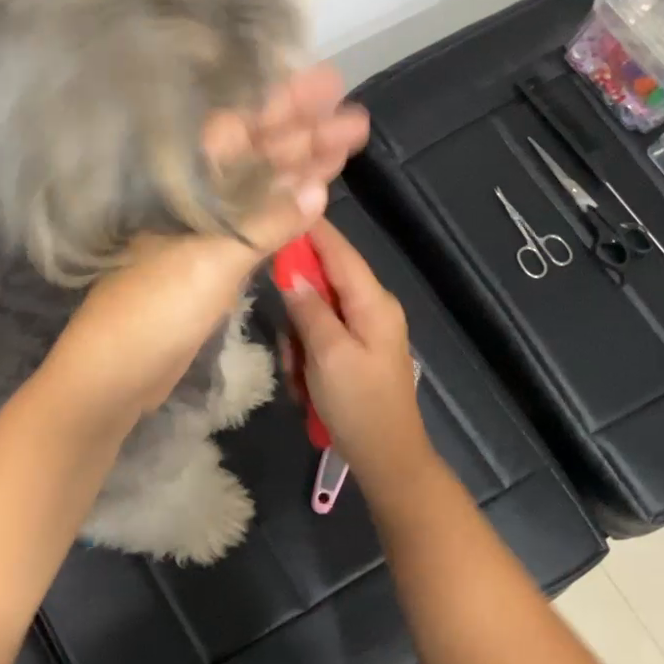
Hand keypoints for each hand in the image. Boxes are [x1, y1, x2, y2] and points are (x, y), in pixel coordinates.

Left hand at [49, 65, 369, 419]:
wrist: (116, 374)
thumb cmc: (154, 312)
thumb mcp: (212, 262)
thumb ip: (265, 224)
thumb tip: (316, 188)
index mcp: (183, 187)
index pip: (239, 132)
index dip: (283, 109)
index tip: (328, 89)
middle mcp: (192, 203)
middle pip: (253, 160)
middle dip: (303, 136)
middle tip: (355, 118)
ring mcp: (201, 237)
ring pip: (257, 195)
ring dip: (299, 172)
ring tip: (347, 147)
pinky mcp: (209, 270)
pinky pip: (253, 231)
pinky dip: (283, 216)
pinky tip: (312, 199)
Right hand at [278, 220, 433, 485]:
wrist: (386, 457)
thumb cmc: (359, 405)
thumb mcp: (328, 355)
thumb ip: (310, 309)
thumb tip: (292, 270)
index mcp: (373, 303)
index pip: (339, 252)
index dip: (311, 231)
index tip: (277, 206)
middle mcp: (371, 310)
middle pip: (322, 285)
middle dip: (296, 312)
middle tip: (288, 349)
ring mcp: (363, 333)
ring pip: (314, 317)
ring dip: (298, 345)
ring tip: (300, 379)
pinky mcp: (353, 355)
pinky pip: (319, 341)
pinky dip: (306, 360)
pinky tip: (307, 388)